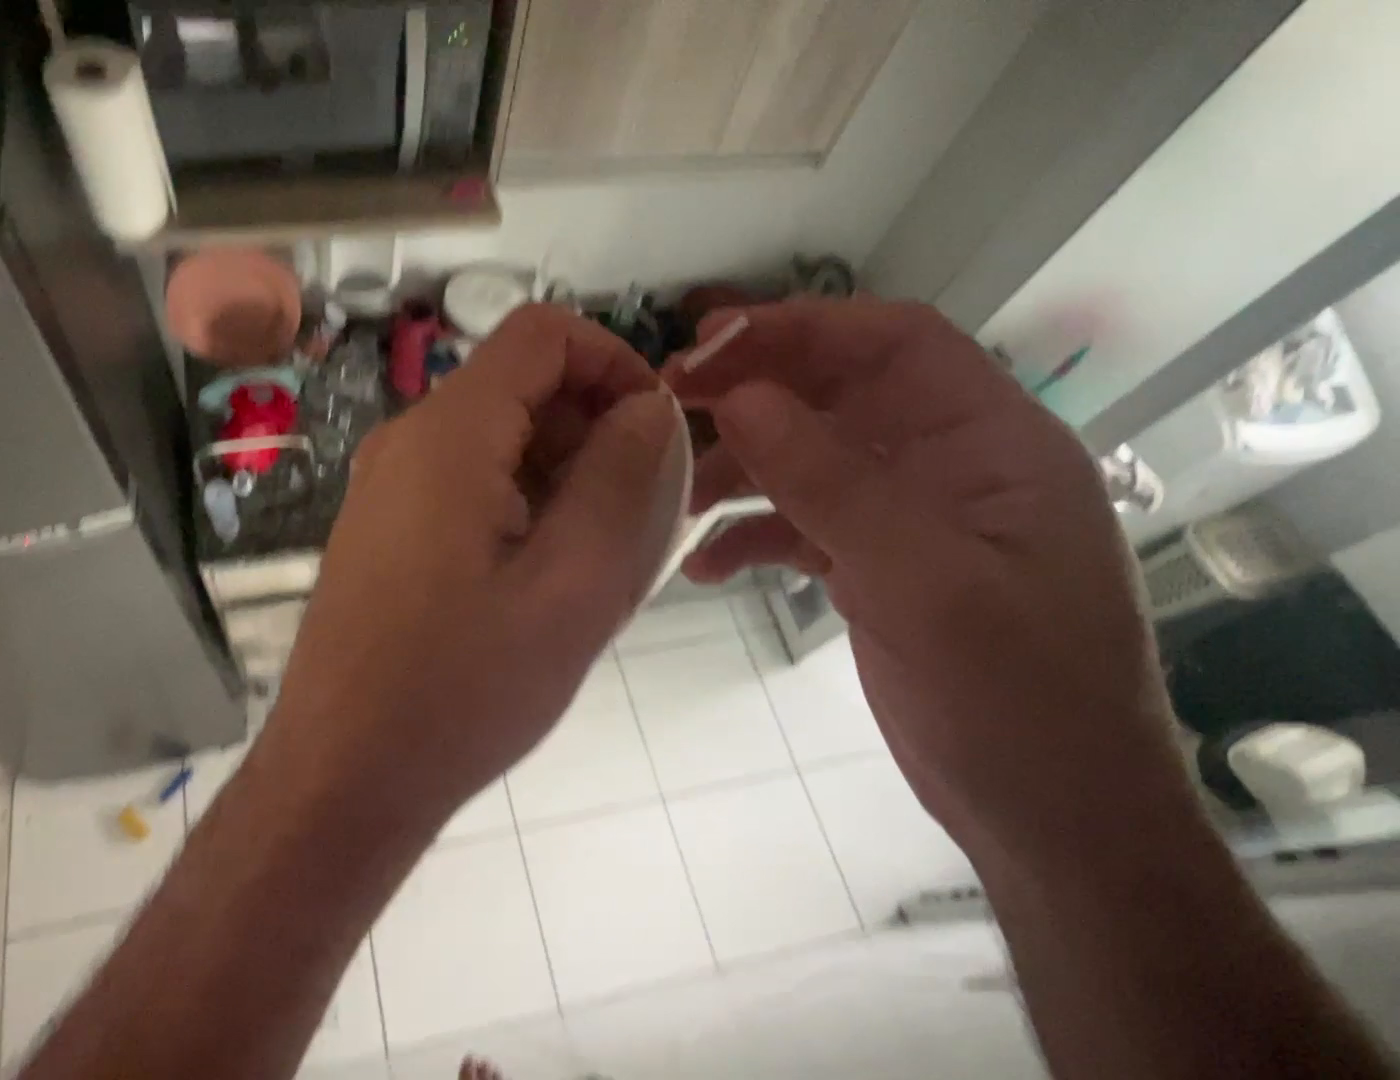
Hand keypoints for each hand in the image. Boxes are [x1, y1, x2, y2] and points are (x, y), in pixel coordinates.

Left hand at [267, 305, 687, 823]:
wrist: (341, 777)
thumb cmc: (461, 691)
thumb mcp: (572, 587)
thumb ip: (622, 480)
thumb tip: (648, 407)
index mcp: (449, 435)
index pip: (543, 334)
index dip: (614, 363)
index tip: (655, 437)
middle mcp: (405, 444)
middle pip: (520, 390)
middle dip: (592, 435)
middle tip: (636, 524)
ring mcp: (385, 491)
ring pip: (497, 447)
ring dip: (561, 484)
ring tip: (593, 570)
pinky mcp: (381, 536)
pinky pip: (465, 492)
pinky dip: (519, 514)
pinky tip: (538, 590)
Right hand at [666, 298, 1195, 862]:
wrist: (1051, 815)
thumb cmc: (1015, 697)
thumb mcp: (923, 582)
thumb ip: (830, 484)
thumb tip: (740, 396)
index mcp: (990, 442)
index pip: (893, 342)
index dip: (800, 328)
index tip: (707, 347)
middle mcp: (948, 465)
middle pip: (839, 396)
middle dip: (753, 394)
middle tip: (665, 405)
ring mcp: (910, 519)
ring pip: (810, 462)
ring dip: (740, 471)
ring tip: (673, 500)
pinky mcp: (879, 568)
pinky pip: (803, 528)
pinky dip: (751, 537)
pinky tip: (704, 568)